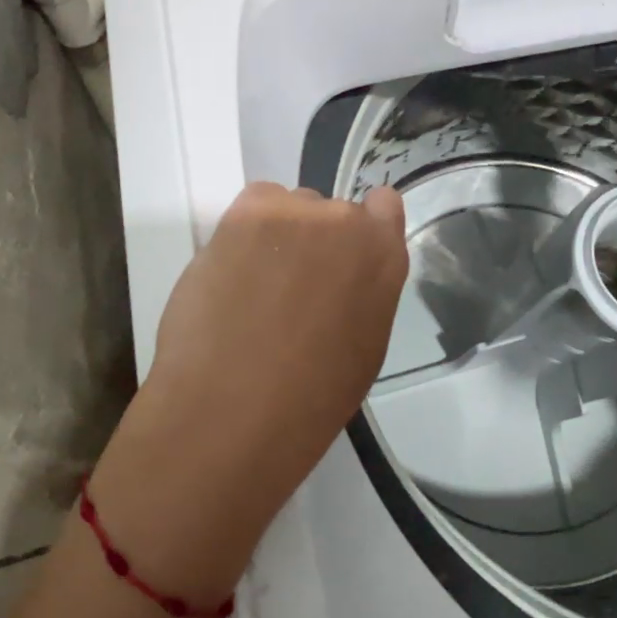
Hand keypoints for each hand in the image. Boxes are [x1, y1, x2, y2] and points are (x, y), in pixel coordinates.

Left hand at [0, 185, 408, 617]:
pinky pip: (252, 206)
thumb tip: (342, 279)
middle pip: (330, 211)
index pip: (384, 207)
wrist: (232, 410)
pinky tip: (234, 273)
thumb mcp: (365, 348)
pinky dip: (244, 231)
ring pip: (288, 207)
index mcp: (383, 257)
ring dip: (277, 236)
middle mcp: (344, 222)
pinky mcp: (242, 215)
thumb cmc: (308, 400)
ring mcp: (292, 213)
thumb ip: (364, 294)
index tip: (340, 260)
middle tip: (291, 289)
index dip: (362, 228)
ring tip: (254, 288)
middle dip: (315, 241)